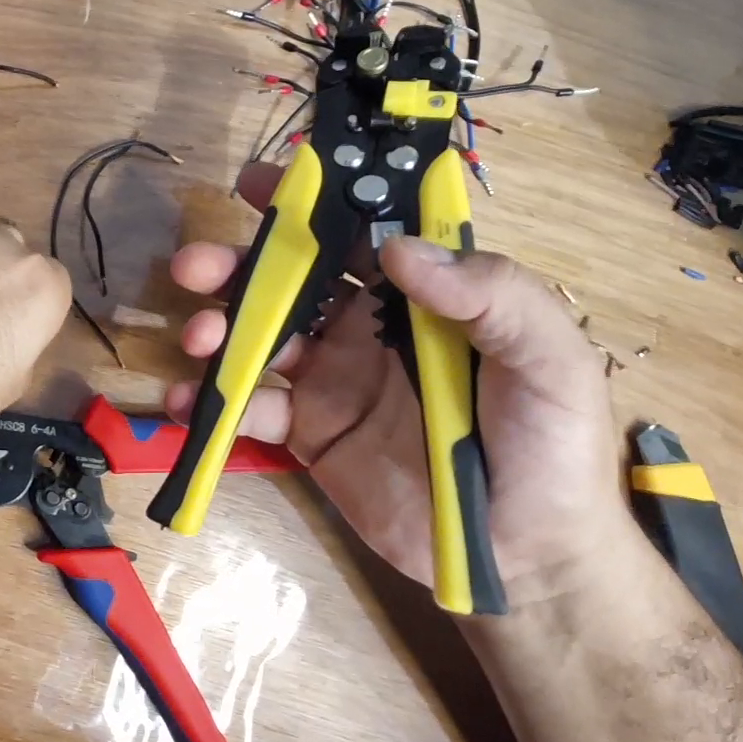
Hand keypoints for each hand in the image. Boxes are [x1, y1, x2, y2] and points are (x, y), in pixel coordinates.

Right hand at [167, 164, 629, 605]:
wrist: (524, 557)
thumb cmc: (551, 449)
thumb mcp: (553, 363)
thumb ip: (496, 296)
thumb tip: (399, 250)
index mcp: (419, 299)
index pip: (357, 234)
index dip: (309, 204)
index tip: (259, 184)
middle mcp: (363, 329)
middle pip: (287, 282)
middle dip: (235, 267)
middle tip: (193, 266)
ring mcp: (326, 379)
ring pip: (256, 337)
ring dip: (218, 330)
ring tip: (200, 340)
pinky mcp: (304, 431)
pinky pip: (248, 407)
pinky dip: (213, 402)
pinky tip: (189, 403)